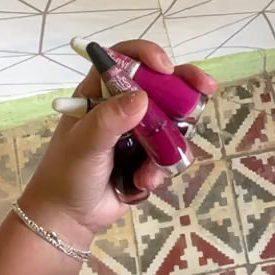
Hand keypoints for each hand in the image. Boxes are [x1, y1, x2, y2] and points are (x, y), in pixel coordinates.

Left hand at [20, 40, 215, 244]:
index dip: (147, 55)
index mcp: (99, 93)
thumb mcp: (84, 145)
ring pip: (172, 119)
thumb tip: (142, 97)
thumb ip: (109, 120)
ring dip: (171, 140)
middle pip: (160, 82)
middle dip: (185, 84)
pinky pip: (171, 151)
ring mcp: (139, 130)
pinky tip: (143, 183)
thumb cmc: (67, 175)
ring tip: (154, 167)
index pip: (124, 59)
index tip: (166, 67)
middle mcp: (122, 106)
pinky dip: (163, 167)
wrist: (70, 219)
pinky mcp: (150, 154)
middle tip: (207, 87)